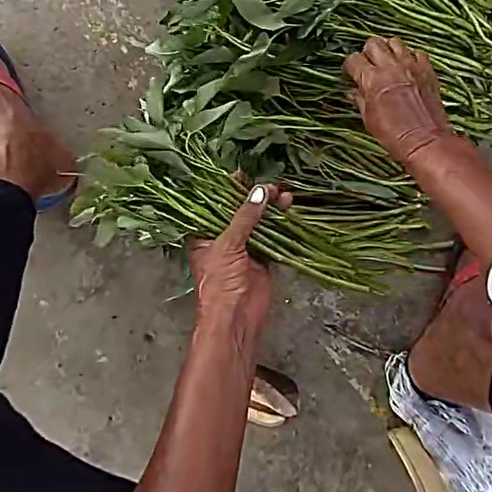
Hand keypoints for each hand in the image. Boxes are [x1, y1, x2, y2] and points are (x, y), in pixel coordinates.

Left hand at [187, 184, 289, 330]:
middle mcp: (222, 239)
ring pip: (258, 222)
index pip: (215, 204)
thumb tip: (259, 192)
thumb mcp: (227, 244)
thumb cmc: (219, 283)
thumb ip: (244, 217)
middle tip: (270, 185)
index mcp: (203, 234)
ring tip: (283, 195)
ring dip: (270, 208)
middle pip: (239, 211)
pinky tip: (288, 210)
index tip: (244, 174)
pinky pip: (272, 236)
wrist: (234, 318)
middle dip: (254, 197)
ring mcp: (243, 248)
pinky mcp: (262, 258)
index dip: (229, 189)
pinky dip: (280, 224)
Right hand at [344, 36, 455, 165]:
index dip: (350, 67)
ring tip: (388, 62)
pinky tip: (408, 68)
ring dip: (389, 50)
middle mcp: (390, 66)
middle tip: (369, 65)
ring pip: (395, 42)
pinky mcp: (427, 70)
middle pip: (373, 43)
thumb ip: (360, 99)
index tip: (351, 75)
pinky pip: (417, 53)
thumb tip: (353, 91)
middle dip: (368, 52)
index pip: (354, 59)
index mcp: (372, 79)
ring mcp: (411, 65)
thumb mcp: (368, 119)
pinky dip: (411, 57)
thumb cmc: (393, 134)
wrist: (424, 140)